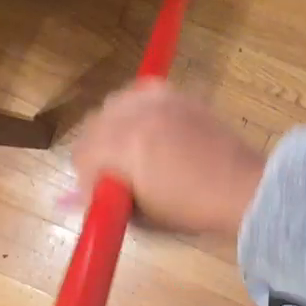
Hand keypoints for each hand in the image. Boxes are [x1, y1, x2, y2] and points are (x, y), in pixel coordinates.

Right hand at [69, 80, 267, 236]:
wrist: (243, 189)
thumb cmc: (192, 210)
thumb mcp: (143, 214)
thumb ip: (102, 201)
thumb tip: (62, 202)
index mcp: (124, 145)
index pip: (82, 154)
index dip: (86, 178)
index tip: (101, 194)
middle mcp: (137, 114)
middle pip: (94, 125)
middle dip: (97, 151)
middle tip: (114, 176)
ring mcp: (159, 100)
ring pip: (114, 104)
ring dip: (113, 127)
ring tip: (130, 151)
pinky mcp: (178, 94)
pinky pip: (141, 91)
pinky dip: (136, 106)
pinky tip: (146, 125)